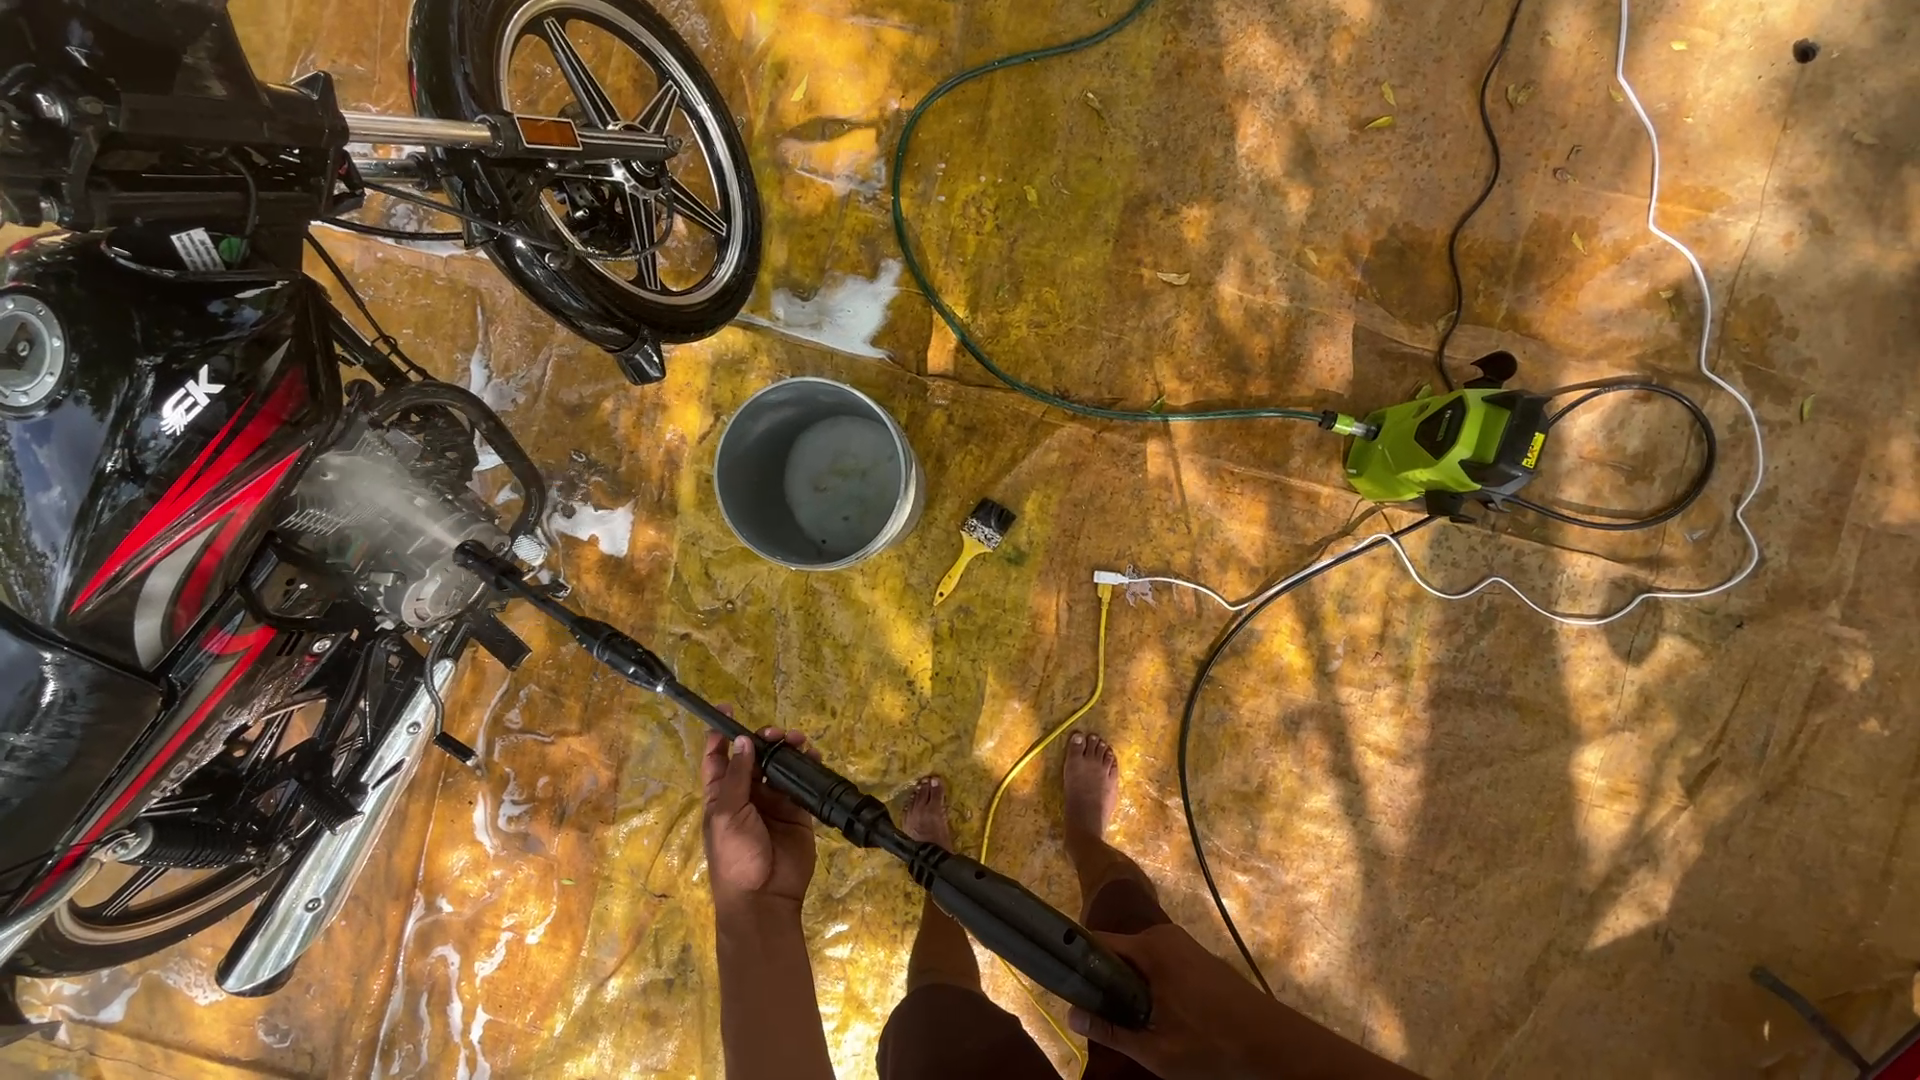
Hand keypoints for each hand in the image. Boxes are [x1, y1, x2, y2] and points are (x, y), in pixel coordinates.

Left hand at [701, 726, 819, 906]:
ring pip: (780, 765)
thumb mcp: (727, 814)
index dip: (720, 734)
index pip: (717, 758)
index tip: (728, 710)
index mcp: (721, 794)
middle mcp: (747, 794)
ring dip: (787, 749)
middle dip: (763, 738)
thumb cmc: (735, 856)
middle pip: (754, 756)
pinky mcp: (798, 810)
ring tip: (797, 741)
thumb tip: (742, 741)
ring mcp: (773, 802)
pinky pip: (802, 782)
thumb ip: (737, 776)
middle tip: (775, 733)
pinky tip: (813, 757)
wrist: (764, 896)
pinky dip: (808, 766)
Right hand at [1067, 923, 1283, 1079]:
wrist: (1274, 1046)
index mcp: (1150, 947)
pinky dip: (1149, 985)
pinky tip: (1154, 1015)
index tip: (1064, 983)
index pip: (1097, 941)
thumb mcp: (1157, 1048)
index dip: (1077, 960)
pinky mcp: (1196, 959)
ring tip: (1124, 1018)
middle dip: (1105, 979)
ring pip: (1139, 960)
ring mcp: (1183, 945)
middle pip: (1118, 950)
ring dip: (1129, 986)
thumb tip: (1071, 1015)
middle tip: (1098, 1012)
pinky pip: (1158, 964)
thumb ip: (1112, 1030)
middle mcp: (1164, 936)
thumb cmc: (1212, 1044)